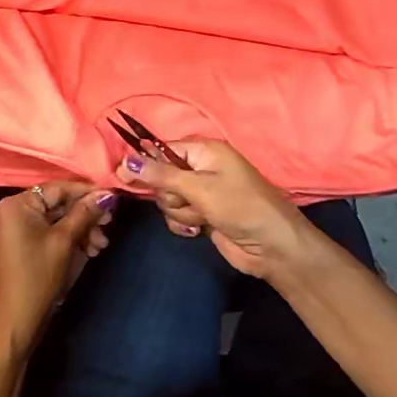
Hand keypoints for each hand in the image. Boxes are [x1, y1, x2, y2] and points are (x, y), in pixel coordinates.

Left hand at [0, 182, 115, 364]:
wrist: (16, 318)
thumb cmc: (38, 275)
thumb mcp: (64, 241)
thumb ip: (85, 213)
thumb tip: (107, 194)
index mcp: (18, 203)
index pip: (58, 188)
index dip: (87, 192)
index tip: (114, 199)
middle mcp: (15, 209)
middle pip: (59, 203)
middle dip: (86, 215)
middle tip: (109, 226)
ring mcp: (19, 227)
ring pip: (59, 219)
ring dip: (82, 229)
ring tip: (100, 246)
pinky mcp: (26, 242)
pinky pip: (53, 232)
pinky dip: (72, 239)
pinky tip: (90, 250)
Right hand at [118, 140, 335, 284]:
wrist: (272, 247)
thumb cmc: (241, 207)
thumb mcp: (199, 188)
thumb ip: (160, 175)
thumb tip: (125, 161)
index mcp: (205, 151)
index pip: (162, 150)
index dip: (144, 163)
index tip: (124, 176)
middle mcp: (201, 168)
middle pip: (162, 177)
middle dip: (170, 194)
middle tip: (186, 201)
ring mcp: (202, 193)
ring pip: (167, 200)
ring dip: (180, 212)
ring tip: (201, 217)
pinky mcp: (202, 215)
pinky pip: (176, 215)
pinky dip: (184, 223)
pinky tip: (198, 229)